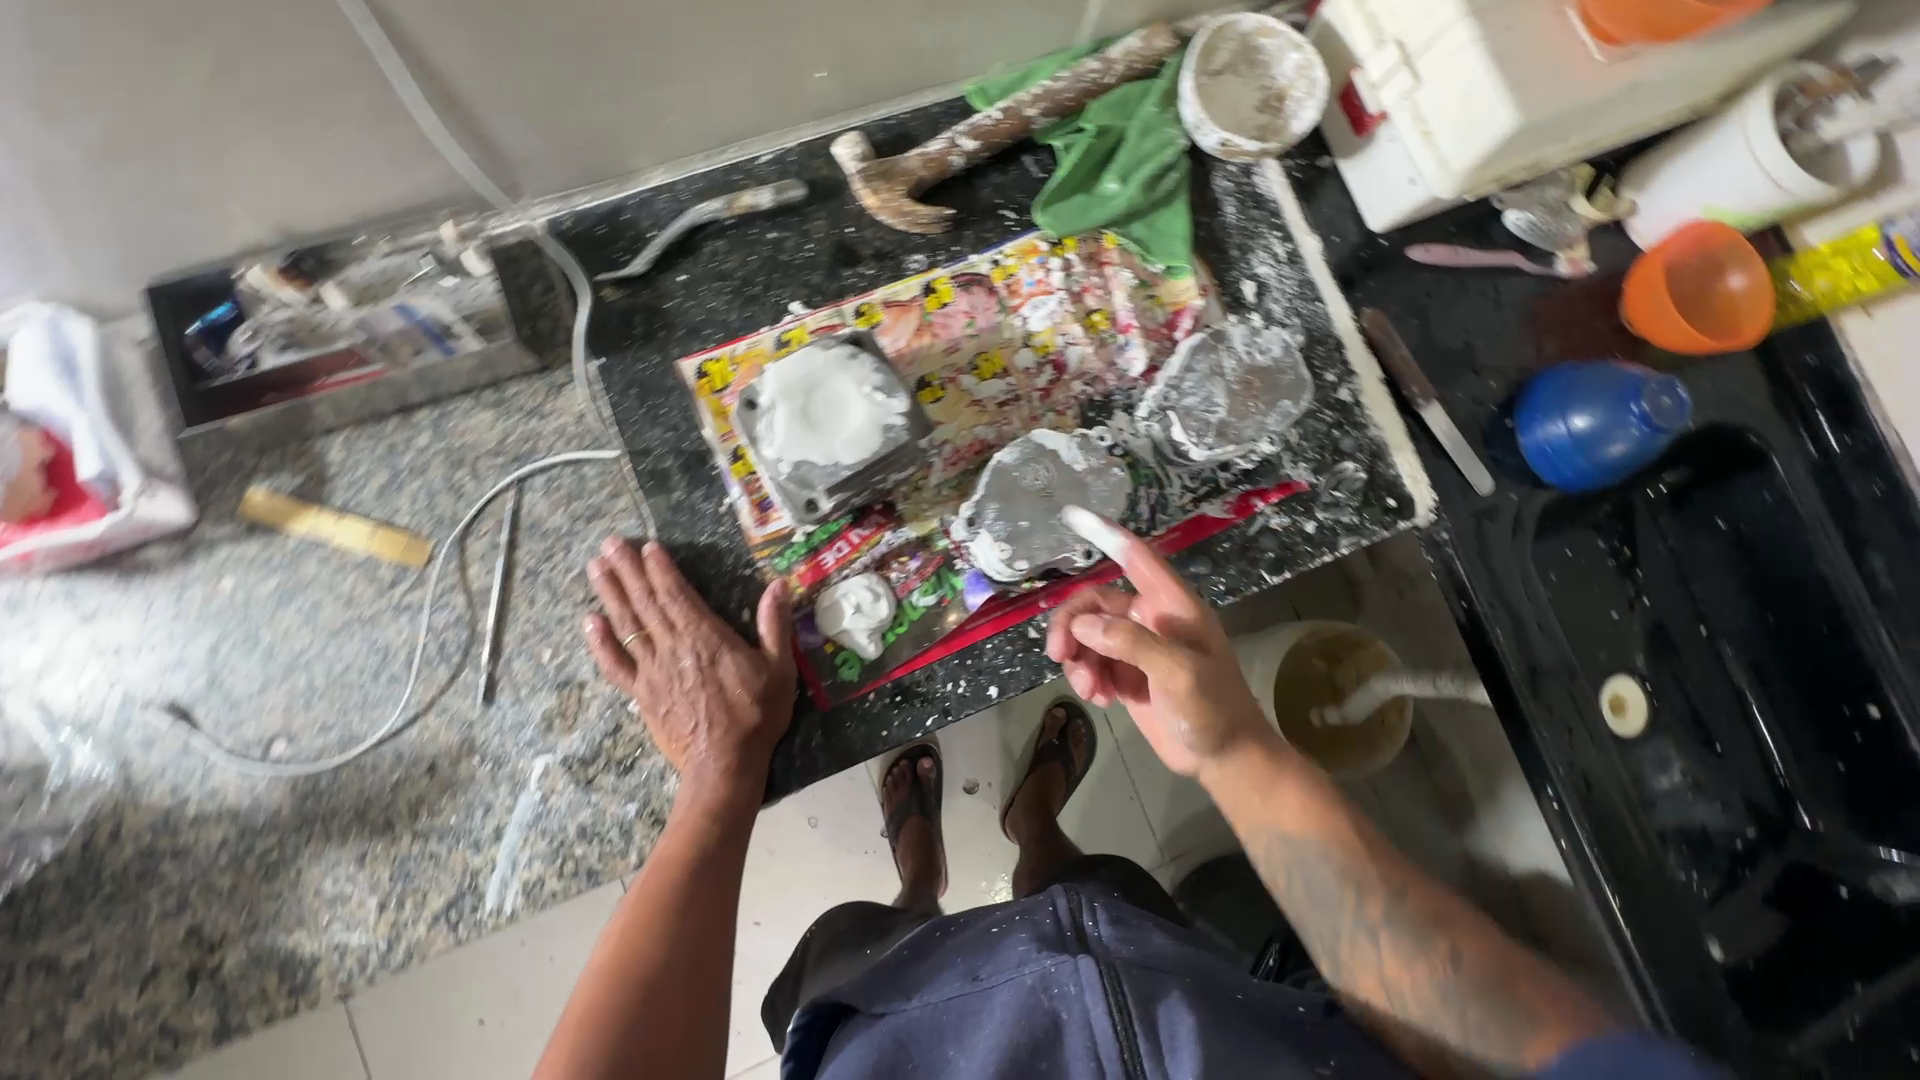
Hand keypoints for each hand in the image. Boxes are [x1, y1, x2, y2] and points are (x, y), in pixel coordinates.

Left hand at [584, 537, 795, 792]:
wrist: (724, 765)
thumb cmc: (756, 715)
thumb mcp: (780, 669)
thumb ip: (774, 625)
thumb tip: (779, 585)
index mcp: (706, 637)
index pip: (676, 594)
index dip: (660, 569)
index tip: (647, 546)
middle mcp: (673, 648)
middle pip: (646, 603)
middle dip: (627, 570)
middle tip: (609, 543)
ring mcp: (652, 671)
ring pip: (627, 625)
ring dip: (610, 594)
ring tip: (595, 567)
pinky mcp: (642, 694)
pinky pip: (616, 665)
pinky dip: (601, 642)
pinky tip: (590, 622)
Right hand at [1045, 513, 1274, 777]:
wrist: (1223, 759)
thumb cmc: (1214, 709)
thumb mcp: (1179, 673)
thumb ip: (1132, 644)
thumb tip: (1084, 625)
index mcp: (1171, 606)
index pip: (1136, 558)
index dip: (1105, 534)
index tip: (1072, 514)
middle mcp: (1150, 619)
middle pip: (1094, 603)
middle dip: (1072, 624)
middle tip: (1058, 653)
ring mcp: (1136, 649)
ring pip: (1087, 636)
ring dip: (1078, 660)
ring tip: (1089, 690)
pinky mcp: (1125, 676)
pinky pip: (1090, 663)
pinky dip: (1086, 678)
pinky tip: (1100, 700)